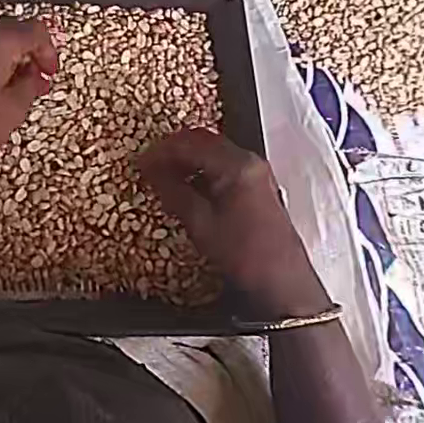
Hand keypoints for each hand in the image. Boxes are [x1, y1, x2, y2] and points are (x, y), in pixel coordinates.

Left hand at [0, 19, 57, 172]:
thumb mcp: (12, 110)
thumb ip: (30, 87)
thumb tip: (34, 76)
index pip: (36, 31)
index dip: (50, 51)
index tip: (52, 74)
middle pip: (14, 35)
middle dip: (31, 58)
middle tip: (41, 83)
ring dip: (12, 67)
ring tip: (20, 96)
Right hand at [137, 129, 333, 319]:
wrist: (283, 281)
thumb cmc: (243, 255)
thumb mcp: (201, 224)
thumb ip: (174, 191)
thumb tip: (151, 171)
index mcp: (235, 166)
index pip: (190, 143)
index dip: (161, 151)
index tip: (140, 162)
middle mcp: (249, 161)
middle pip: (203, 140)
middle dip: (173, 150)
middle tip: (149, 165)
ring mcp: (256, 171)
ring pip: (213, 151)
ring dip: (187, 159)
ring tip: (163, 177)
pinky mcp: (258, 184)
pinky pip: (224, 165)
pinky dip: (202, 169)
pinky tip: (187, 187)